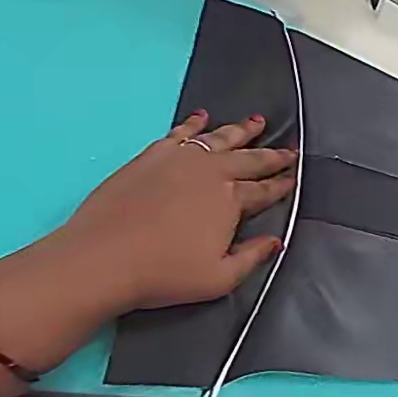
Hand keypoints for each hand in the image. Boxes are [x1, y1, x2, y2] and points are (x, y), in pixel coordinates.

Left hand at [0, 112, 296, 396]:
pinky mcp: (152, 156)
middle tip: (289, 149)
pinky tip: (202, 118)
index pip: (263, 190)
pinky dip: (194, 124)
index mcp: (230, 201)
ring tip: (258, 121)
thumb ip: (252, 257)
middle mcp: (210, 173)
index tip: (294, 177)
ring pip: (219, 139)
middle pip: (248, 160)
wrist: (103, 257)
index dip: (281, 184)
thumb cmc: (165, 274)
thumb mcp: (219, 278)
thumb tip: (276, 241)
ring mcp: (180, 159)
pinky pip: (180, 133)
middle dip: (271, 154)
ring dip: (241, 131)